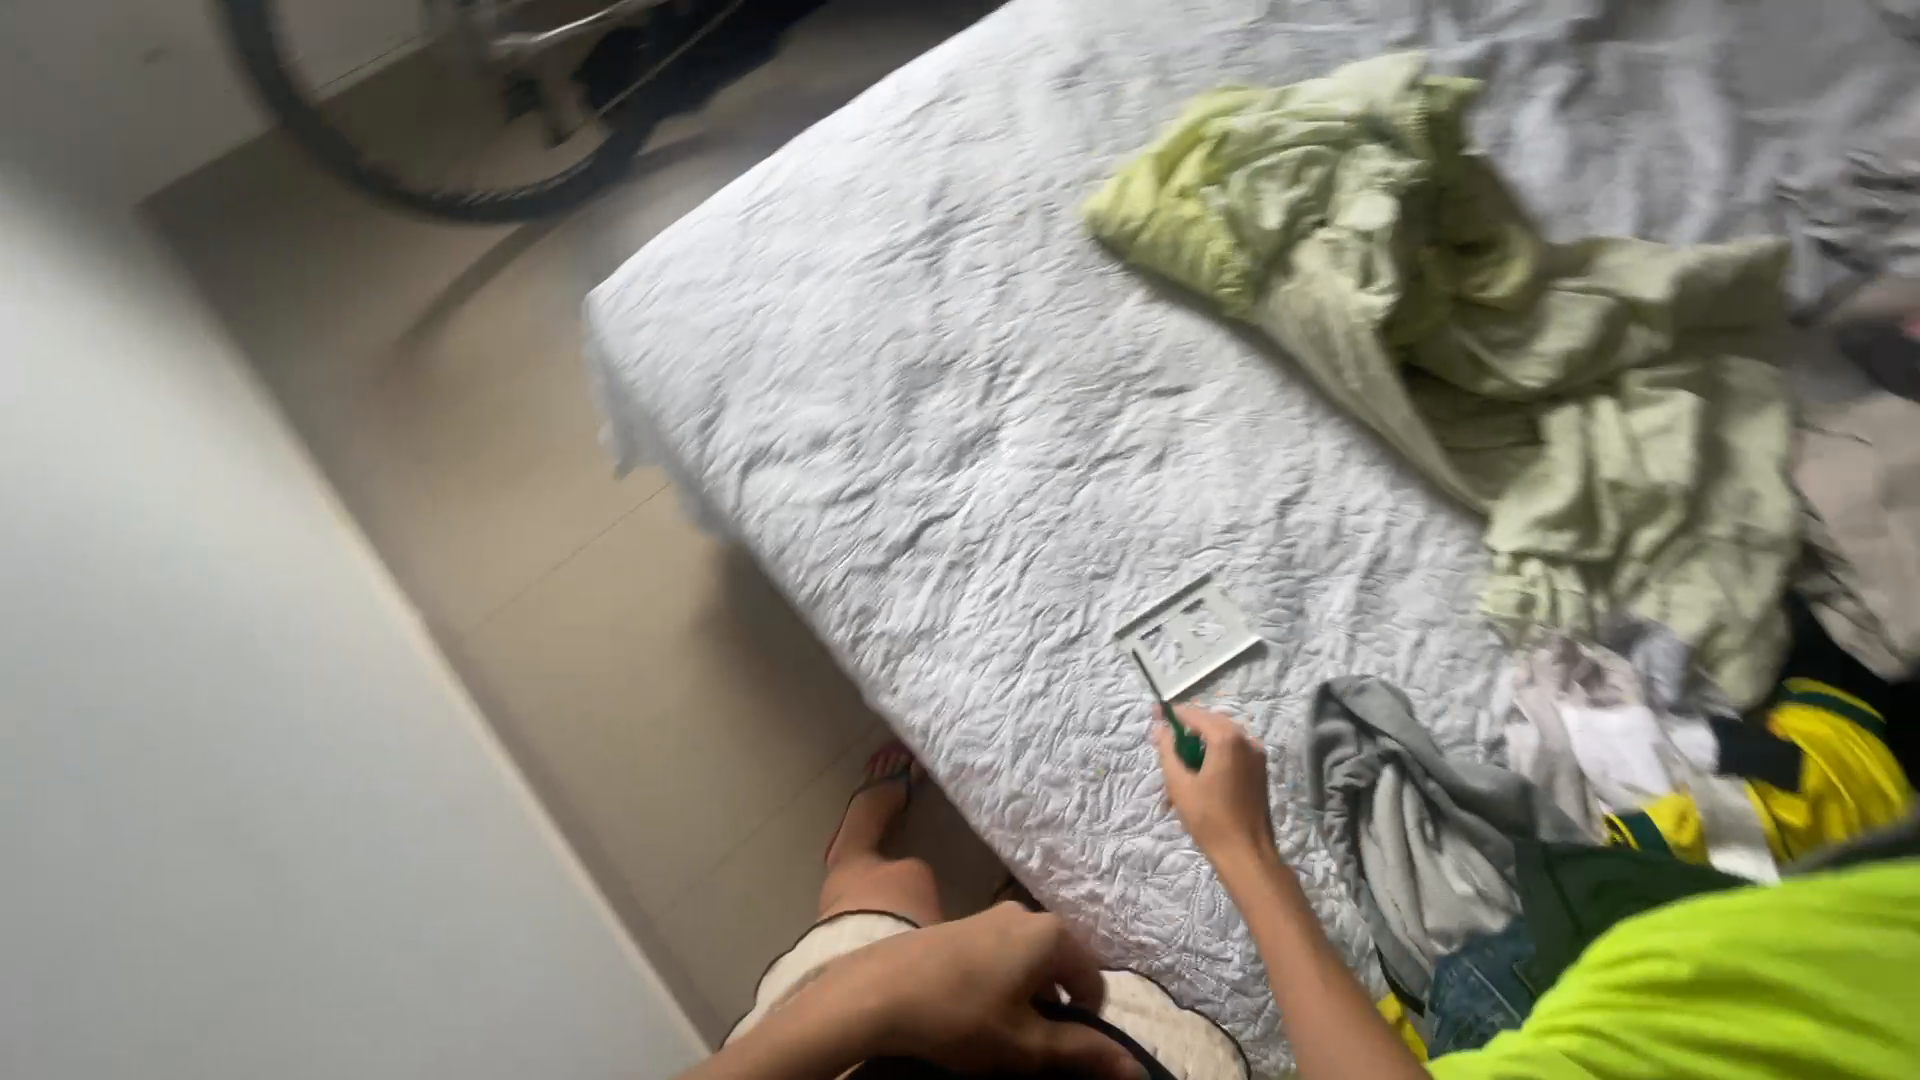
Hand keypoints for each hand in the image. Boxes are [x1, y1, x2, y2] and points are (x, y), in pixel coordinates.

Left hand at [796, 903, 1136, 1079]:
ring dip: (1026, 998)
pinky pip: (1002, 955)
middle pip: (1062, 968)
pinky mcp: (964, 924)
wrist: (881, 988)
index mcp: (1050, 933)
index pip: (1093, 983)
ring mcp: (991, 914)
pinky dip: (1001, 984)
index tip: (1055, 1054)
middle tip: (1026, 1046)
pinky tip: (972, 1010)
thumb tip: (1134, 1067)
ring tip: (997, 1032)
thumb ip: (1082, 1052)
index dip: (1085, 1025)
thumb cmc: (962, 1015)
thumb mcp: (1027, 1044)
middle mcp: (1026, 913)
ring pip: (1030, 962)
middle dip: (1054, 1010)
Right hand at [1152, 705, 1277, 870]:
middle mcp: (1246, 740)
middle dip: (1187, 730)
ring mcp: (1257, 755)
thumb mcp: (1179, 783)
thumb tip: (1160, 728)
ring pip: (1223, 737)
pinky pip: (1234, 751)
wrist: (1247, 854)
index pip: (1194, 715)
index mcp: (1226, 739)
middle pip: (1210, 723)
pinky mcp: (1260, 770)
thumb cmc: (1209, 818)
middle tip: (1166, 743)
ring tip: (1182, 765)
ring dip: (1201, 744)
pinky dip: (1216, 754)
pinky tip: (1202, 774)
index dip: (1172, 714)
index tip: (1154, 714)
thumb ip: (1167, 750)